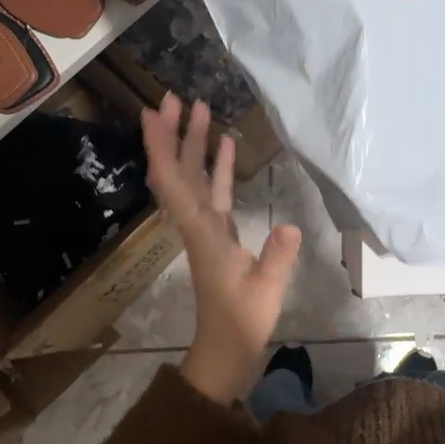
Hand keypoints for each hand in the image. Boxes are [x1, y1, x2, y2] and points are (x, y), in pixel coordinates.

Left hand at [141, 93, 300, 403]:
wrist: (227, 347)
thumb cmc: (243, 320)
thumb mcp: (265, 290)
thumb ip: (276, 257)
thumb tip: (290, 225)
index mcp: (201, 231)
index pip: (173, 181)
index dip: (160, 146)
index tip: (153, 113)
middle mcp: (197, 223)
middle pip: (178, 170)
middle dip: (174, 132)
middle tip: (175, 96)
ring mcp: (207, 227)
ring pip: (194, 177)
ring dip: (194, 143)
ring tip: (200, 108)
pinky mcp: (219, 233)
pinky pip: (213, 191)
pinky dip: (218, 166)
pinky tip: (227, 144)